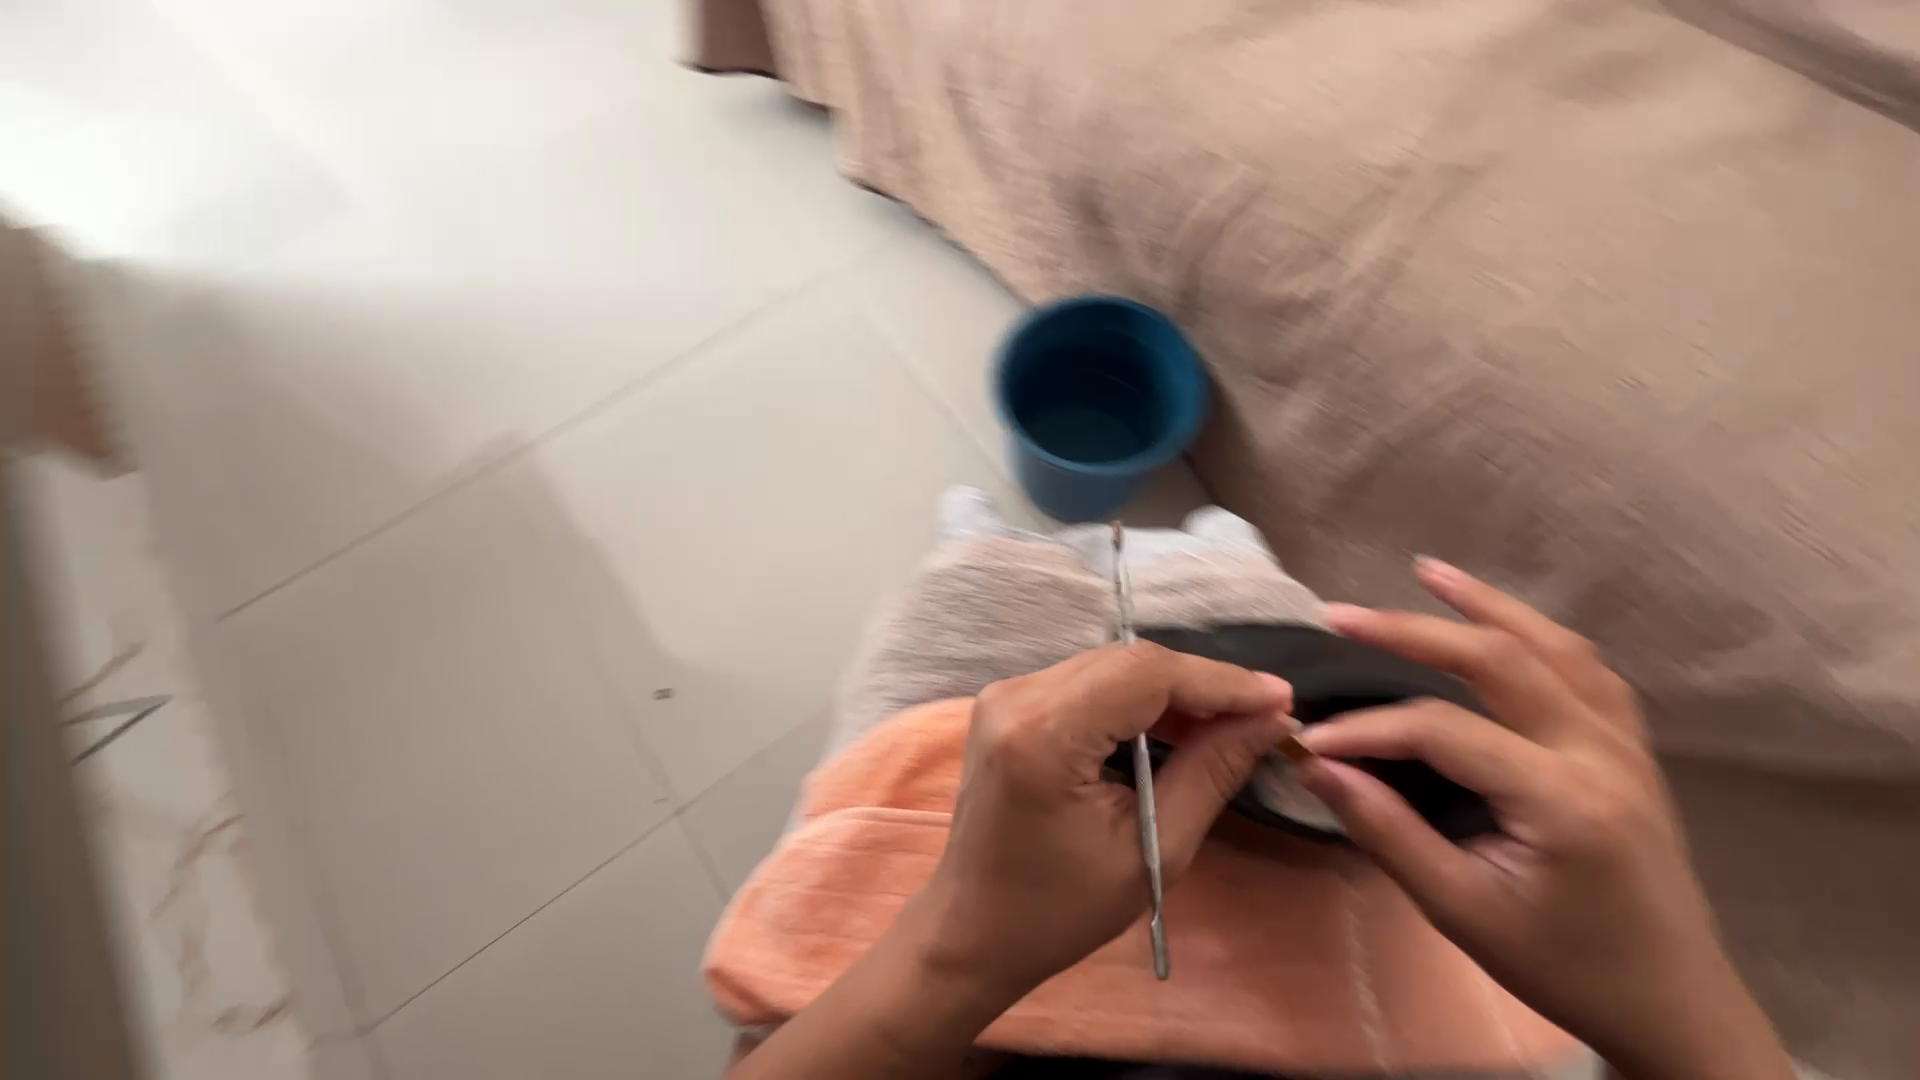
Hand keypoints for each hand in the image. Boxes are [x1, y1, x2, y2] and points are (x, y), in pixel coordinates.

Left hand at [732, 643, 1291, 1079]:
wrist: (972, 928)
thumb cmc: (1059, 910)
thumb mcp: (1151, 852)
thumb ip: (1209, 773)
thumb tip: (1268, 720)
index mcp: (1043, 733)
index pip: (1145, 674)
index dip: (1219, 681)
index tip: (1281, 699)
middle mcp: (1015, 696)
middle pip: (1126, 661)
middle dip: (1199, 684)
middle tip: (1261, 714)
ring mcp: (1005, 694)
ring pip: (1108, 666)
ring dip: (1170, 690)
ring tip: (1228, 723)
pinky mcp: (1007, 703)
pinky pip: (1086, 682)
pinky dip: (1134, 699)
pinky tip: (1173, 726)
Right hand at [1297, 559, 1793, 1079]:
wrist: (1672, 1004)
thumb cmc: (1561, 963)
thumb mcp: (1458, 908)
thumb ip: (1384, 829)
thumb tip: (1315, 764)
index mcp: (1563, 799)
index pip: (1442, 730)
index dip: (1367, 728)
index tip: (1310, 740)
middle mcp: (1601, 753)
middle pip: (1499, 659)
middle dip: (1409, 630)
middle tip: (1338, 615)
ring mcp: (1626, 744)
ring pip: (1553, 646)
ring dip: (1485, 603)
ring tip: (1426, 571)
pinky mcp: (1630, 747)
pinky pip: (1584, 669)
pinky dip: (1535, 633)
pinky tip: (1500, 621)